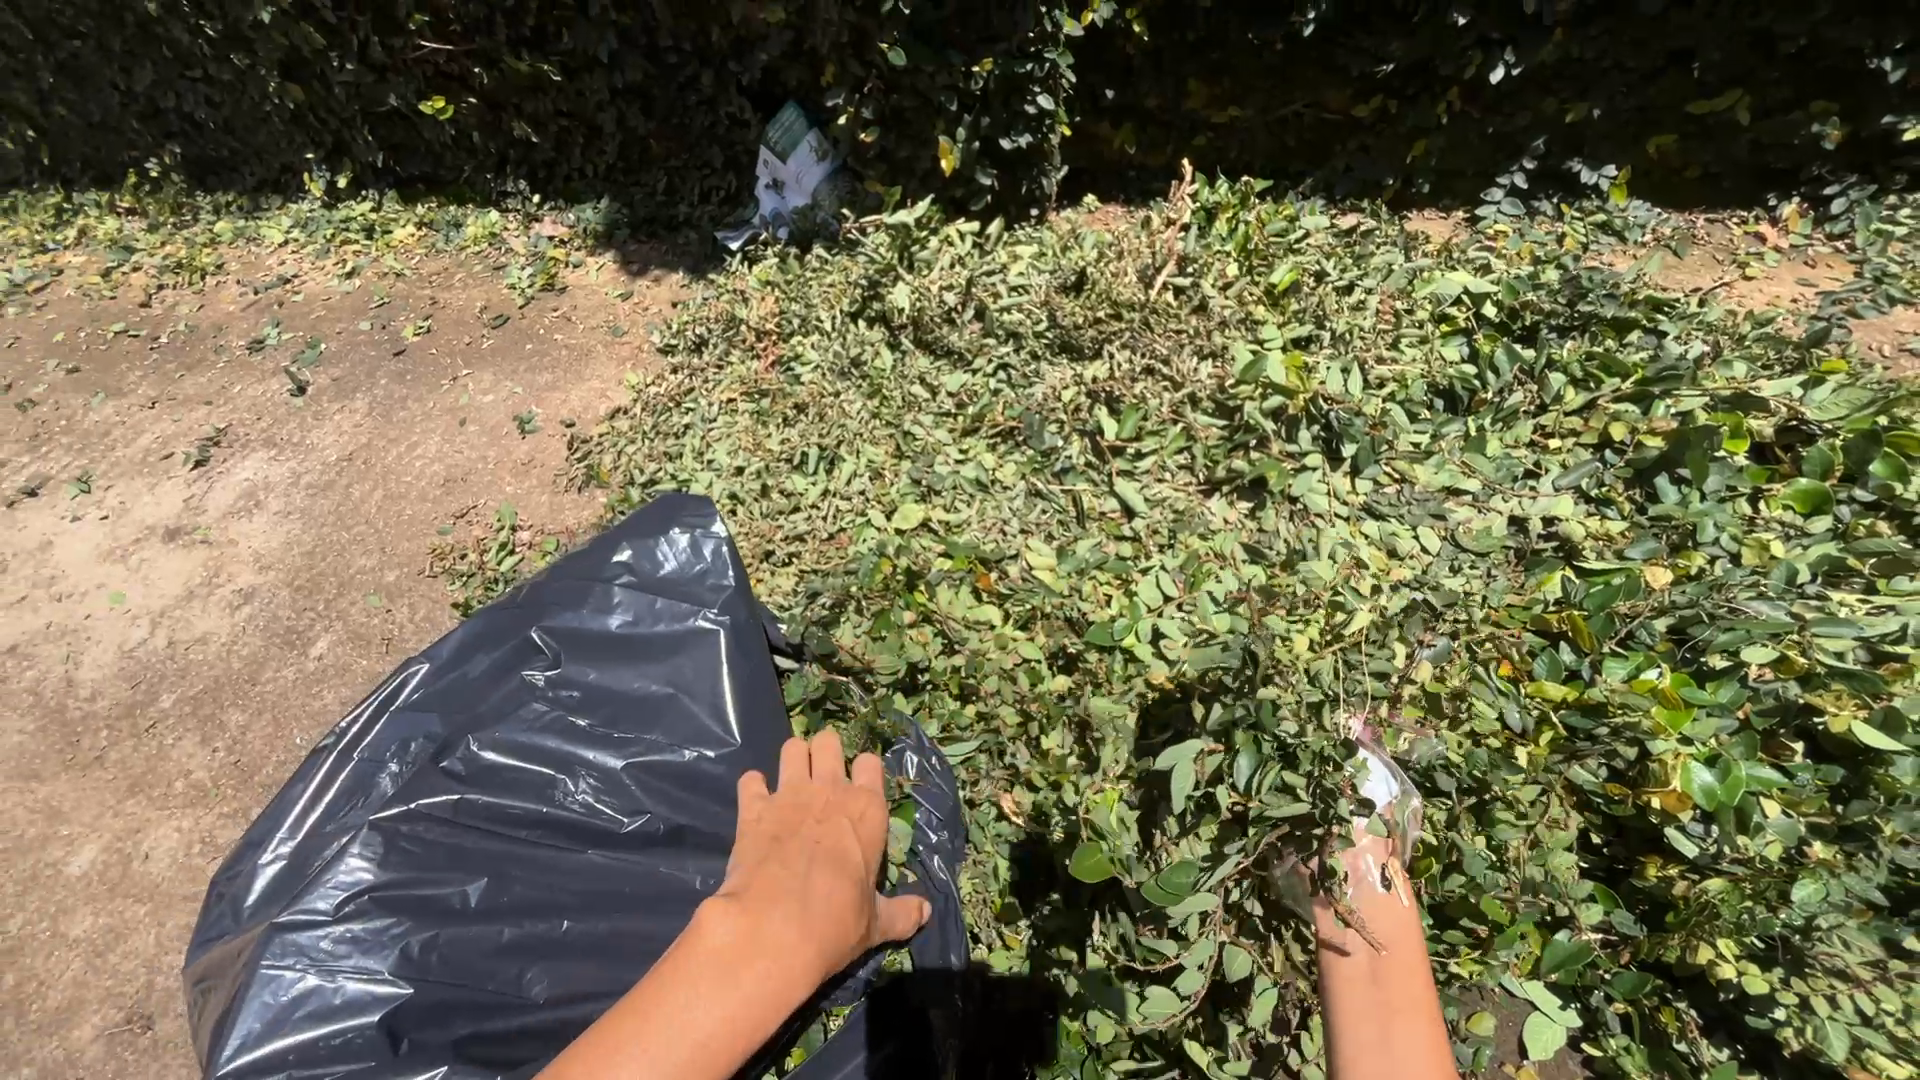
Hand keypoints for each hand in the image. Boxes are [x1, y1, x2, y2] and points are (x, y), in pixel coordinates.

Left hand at [705, 729, 929, 987]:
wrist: (773, 928)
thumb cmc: (835, 922)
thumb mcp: (875, 923)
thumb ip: (901, 913)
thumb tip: (925, 911)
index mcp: (866, 809)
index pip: (871, 762)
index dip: (864, 769)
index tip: (859, 784)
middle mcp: (830, 790)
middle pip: (829, 742)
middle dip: (825, 751)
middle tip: (822, 773)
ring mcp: (789, 795)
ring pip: (792, 749)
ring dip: (793, 759)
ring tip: (792, 779)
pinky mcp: (753, 809)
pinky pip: (750, 780)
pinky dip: (753, 787)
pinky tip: (755, 802)